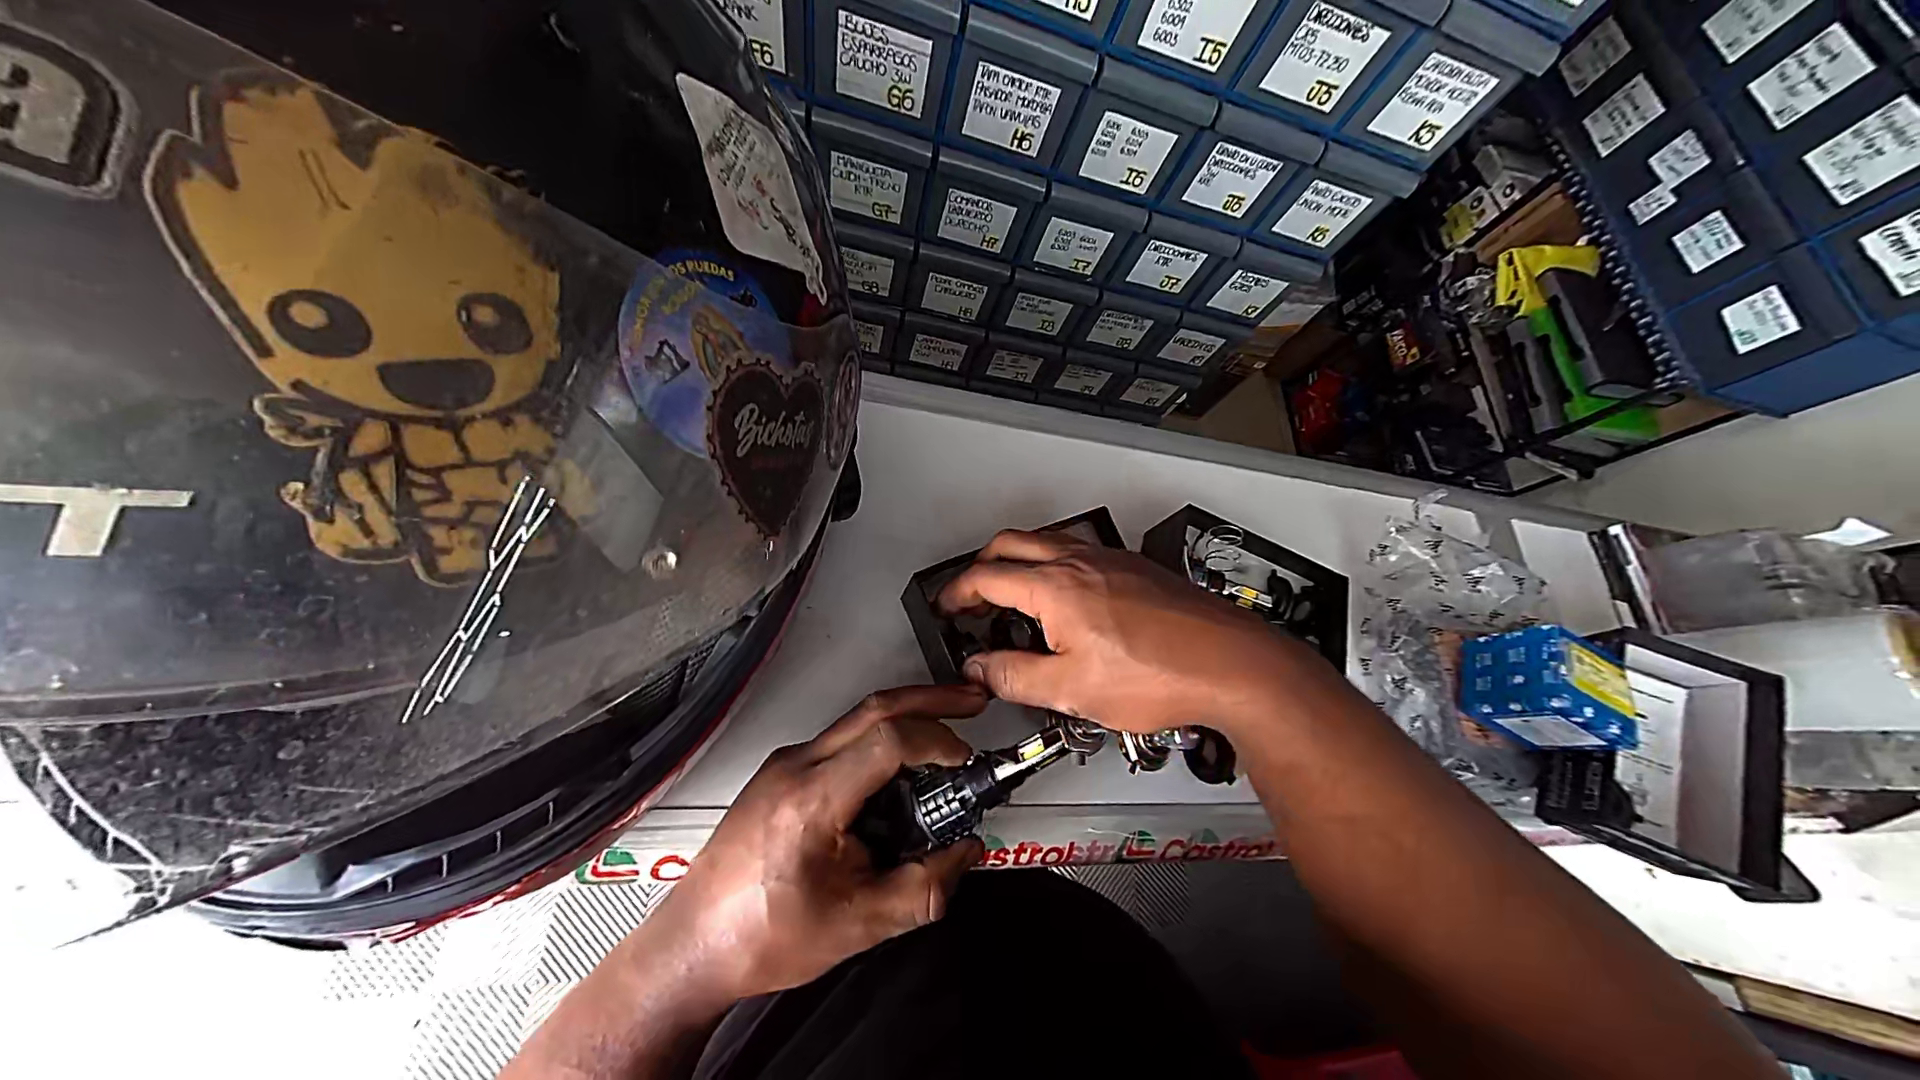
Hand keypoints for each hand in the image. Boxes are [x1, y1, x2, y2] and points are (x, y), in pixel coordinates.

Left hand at [642, 684, 989, 1002]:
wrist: (694, 945)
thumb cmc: (756, 936)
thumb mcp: (857, 925)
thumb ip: (924, 889)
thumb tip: (963, 854)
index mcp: (810, 800)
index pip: (887, 740)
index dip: (937, 740)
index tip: (964, 759)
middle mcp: (794, 768)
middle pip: (874, 708)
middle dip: (931, 699)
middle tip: (970, 702)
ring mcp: (785, 766)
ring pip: (857, 719)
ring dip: (906, 716)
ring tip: (944, 734)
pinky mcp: (783, 774)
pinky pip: (841, 741)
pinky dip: (881, 740)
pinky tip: (901, 767)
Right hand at [937, 529, 1333, 736]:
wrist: (1232, 664)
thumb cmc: (1164, 672)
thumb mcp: (1071, 691)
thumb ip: (1014, 676)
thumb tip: (982, 669)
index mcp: (1055, 588)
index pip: (986, 577)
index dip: (956, 593)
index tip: (948, 607)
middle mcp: (1081, 562)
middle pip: (1010, 544)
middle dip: (981, 566)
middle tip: (972, 596)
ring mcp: (1110, 560)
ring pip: (1046, 542)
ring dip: (1018, 562)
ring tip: (1015, 598)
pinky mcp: (1134, 568)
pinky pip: (1079, 551)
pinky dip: (1054, 566)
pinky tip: (1067, 602)